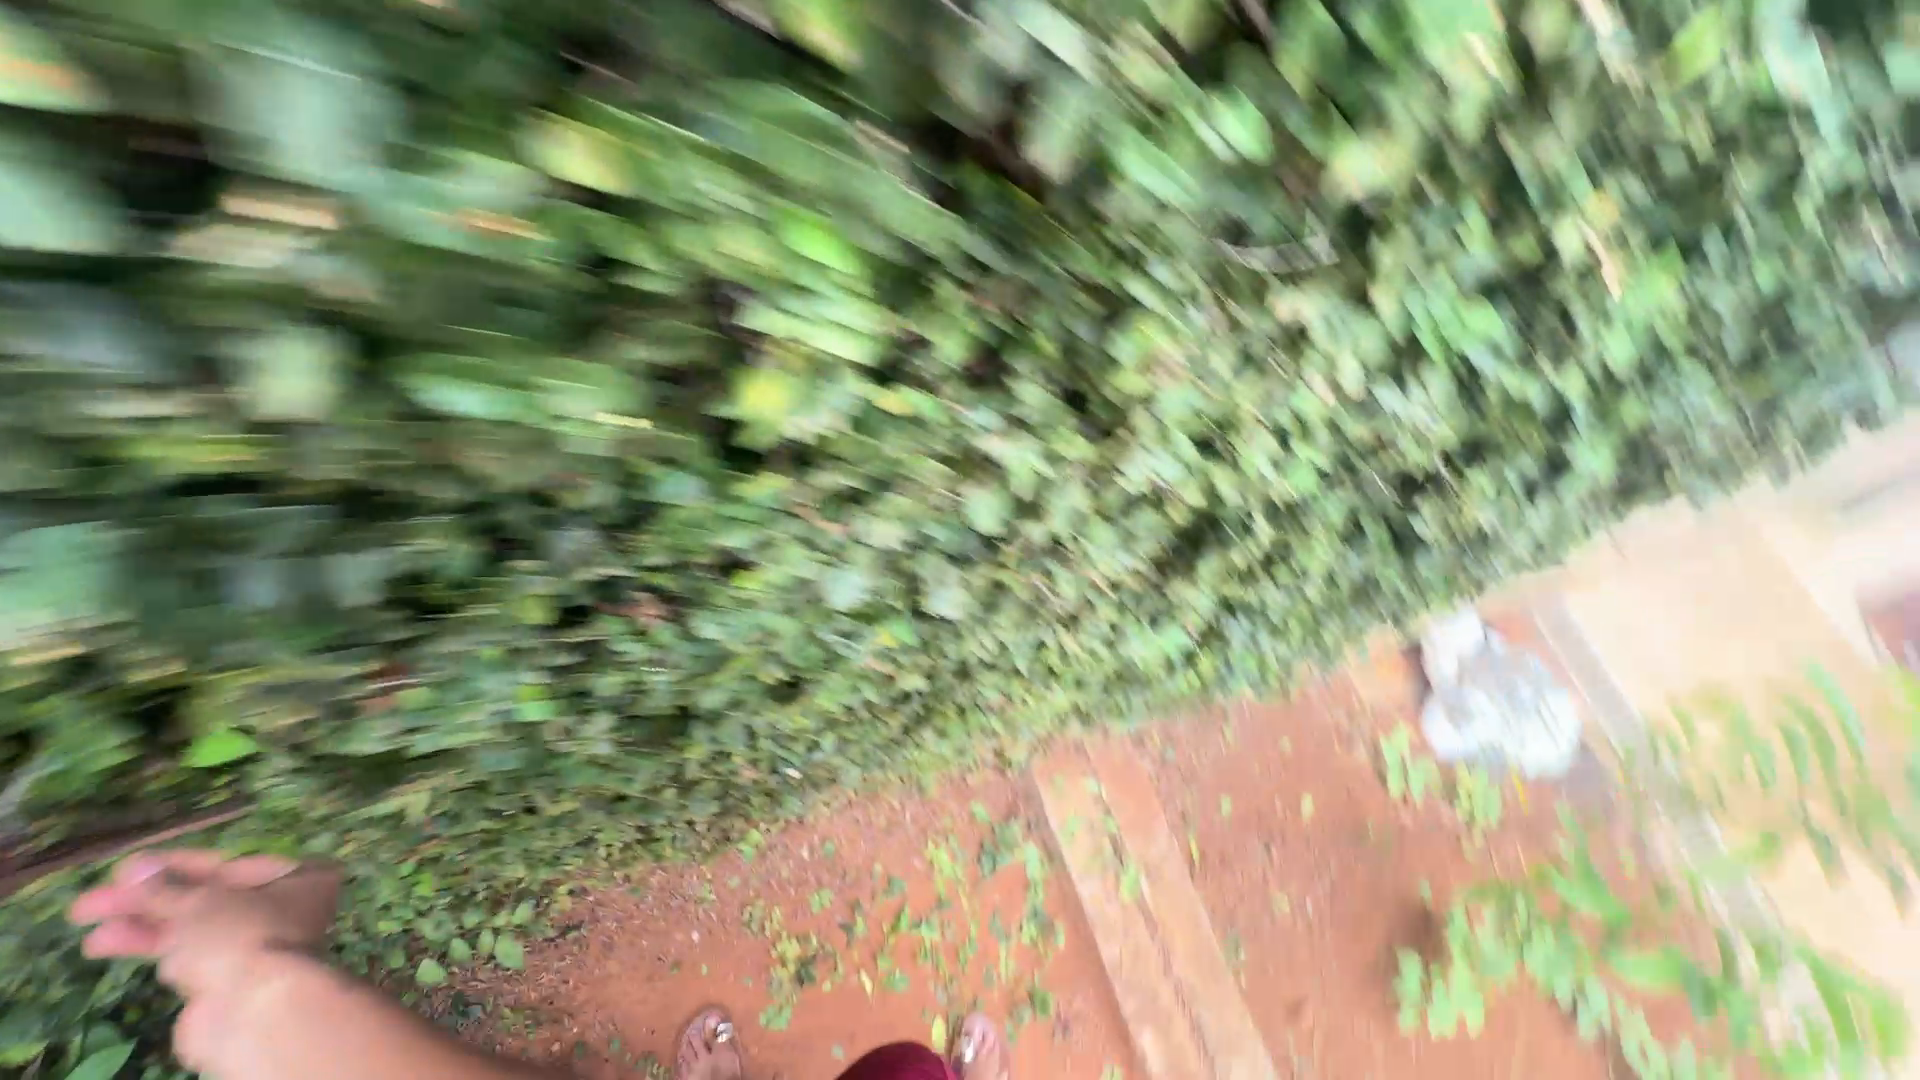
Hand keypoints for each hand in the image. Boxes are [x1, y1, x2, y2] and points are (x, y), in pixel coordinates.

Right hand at [69, 849, 342, 998]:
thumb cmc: (240, 937)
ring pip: (194, 926)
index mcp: (303, 876)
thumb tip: (138, 868)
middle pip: (210, 895)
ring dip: (141, 923)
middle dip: (149, 898)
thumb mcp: (200, 903)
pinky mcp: (231, 976)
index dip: (177, 864)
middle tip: (90, 902)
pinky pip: (190, 952)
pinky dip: (154, 946)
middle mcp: (288, 905)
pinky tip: (108, 944)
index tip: (127, 866)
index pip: (233, 862)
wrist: (253, 1010)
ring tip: (88, 925)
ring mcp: (258, 943)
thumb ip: (166, 889)